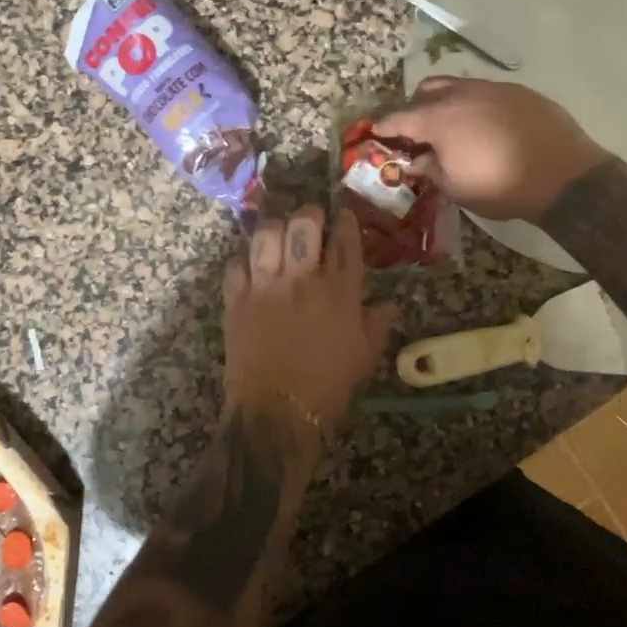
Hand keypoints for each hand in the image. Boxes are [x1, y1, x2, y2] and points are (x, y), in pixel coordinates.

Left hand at [223, 205, 395, 426]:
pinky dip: (244, 258)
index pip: (346, 243)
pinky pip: (237, 264)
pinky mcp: (237, 299)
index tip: (344, 215)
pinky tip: (251, 262)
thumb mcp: (364, 357)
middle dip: (309, 214)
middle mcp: (303, 279)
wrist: (277, 411)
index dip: (346, 223)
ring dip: (274, 228)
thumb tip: (389, 304)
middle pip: (305, 226)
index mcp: (340, 292)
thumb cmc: (328, 387)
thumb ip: (376, 324)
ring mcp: (266, 286)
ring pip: (267, 235)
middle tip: (310, 218)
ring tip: (277, 232)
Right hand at [372, 76, 610, 221]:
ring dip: (447, 102)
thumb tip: (419, 159)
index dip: (385, 126)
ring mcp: (493, 88)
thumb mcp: (455, 187)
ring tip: (454, 126)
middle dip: (415, 106)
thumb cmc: (500, 185)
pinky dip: (477, 105)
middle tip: (417, 130)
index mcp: (439, 119)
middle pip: (426, 90)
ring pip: (458, 86)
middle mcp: (462, 95)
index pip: (399, 118)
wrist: (564, 176)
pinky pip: (487, 92)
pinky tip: (488, 127)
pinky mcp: (520, 91)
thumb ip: (431, 168)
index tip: (376, 132)